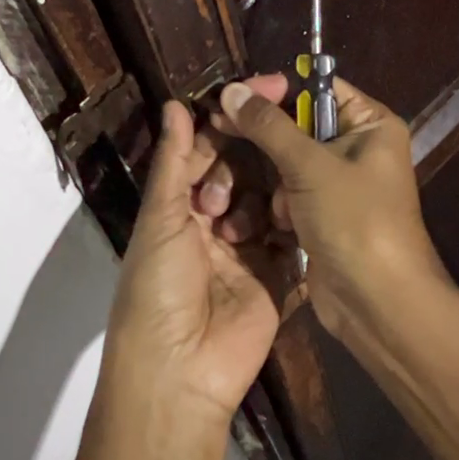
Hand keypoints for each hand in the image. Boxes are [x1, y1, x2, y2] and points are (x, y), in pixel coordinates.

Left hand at [100, 100, 279, 422]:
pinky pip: (293, 238)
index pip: (210, 149)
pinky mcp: (279, 275)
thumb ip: (175, 161)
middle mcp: (215, 222)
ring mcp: (250, 249)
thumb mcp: (161, 219)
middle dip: (258, 150)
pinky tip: (300, 211)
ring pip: (272, 199)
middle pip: (246, 171)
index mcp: (180, 207)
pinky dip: (296, 223)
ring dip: (271, 193)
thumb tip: (176, 103)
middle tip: (283, 121)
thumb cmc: (159, 287)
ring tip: (260, 208)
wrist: (180, 372)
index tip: (266, 88)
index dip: (233, 119)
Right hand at [208, 77, 447, 342]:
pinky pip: (290, 192)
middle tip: (220, 126)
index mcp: (370, 123)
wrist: (378, 302)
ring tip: (260, 189)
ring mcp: (341, 183)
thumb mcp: (310, 167)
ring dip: (272, 176)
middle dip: (265, 135)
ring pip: (289, 160)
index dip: (277, 87)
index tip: (236, 92)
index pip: (319, 87)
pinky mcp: (324, 215)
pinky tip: (275, 220)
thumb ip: (269, 126)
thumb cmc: (355, 220)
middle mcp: (358, 146)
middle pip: (300, 123)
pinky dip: (279, 203)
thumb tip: (232, 91)